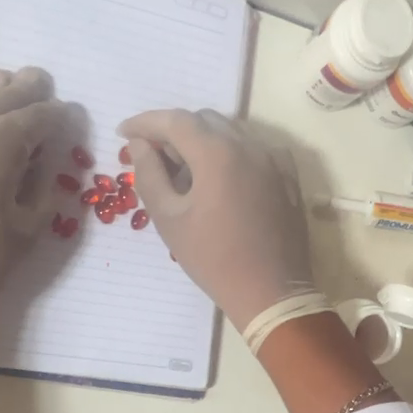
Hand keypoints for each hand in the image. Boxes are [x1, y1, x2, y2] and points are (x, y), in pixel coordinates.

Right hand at [117, 109, 316, 330]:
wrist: (271, 293)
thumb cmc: (214, 261)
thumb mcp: (170, 220)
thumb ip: (149, 175)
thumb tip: (139, 146)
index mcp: (218, 153)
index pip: (174, 120)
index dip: (144, 123)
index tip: (124, 134)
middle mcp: (249, 146)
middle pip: (204, 121)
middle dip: (175, 132)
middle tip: (155, 158)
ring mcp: (274, 160)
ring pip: (232, 133)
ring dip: (204, 143)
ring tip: (187, 174)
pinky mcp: (288, 178)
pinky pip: (255, 152)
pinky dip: (233, 156)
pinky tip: (222, 181)